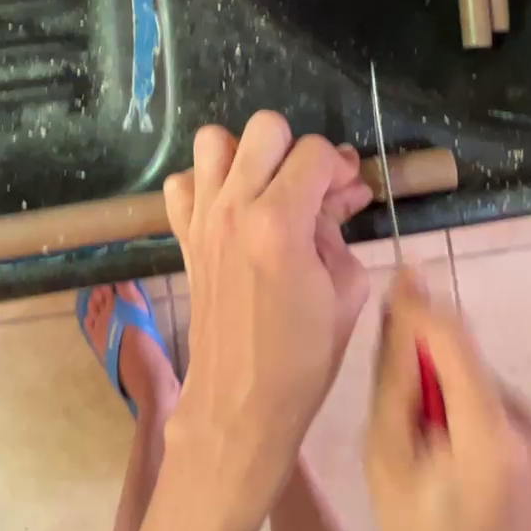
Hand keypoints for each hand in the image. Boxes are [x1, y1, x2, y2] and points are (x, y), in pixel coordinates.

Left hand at [144, 111, 373, 530]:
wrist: (241, 403)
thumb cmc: (303, 355)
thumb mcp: (346, 289)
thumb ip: (340, 226)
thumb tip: (341, 189)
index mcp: (280, 221)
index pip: (316, 151)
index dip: (340, 166)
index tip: (349, 193)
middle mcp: (234, 206)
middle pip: (264, 127)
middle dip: (295, 148)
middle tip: (309, 187)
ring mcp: (202, 217)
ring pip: (214, 140)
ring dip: (245, 154)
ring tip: (265, 188)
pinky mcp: (183, 234)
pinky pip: (181, 182)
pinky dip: (204, 184)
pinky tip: (228, 209)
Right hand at [367, 272, 530, 530]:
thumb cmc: (421, 526)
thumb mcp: (388, 455)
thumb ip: (395, 376)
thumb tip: (402, 303)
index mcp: (489, 425)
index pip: (451, 331)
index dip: (417, 300)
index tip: (387, 277)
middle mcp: (522, 413)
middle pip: (458, 348)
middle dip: (419, 352)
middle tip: (390, 392)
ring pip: (465, 367)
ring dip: (433, 378)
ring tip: (413, 428)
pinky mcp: (530, 432)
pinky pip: (478, 390)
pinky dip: (450, 398)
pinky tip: (436, 439)